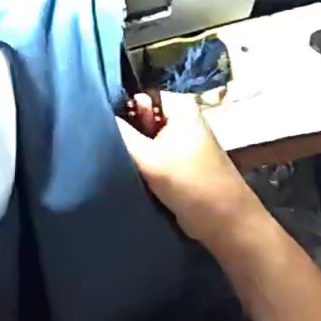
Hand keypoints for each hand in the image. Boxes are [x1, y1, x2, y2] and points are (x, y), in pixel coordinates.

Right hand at [116, 93, 262, 247]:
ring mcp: (178, 139)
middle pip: (139, 116)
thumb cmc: (190, 184)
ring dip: (130, 150)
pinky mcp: (176, 160)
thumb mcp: (149, 158)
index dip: (118, 110)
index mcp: (178, 105)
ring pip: (142, 137)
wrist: (225, 224)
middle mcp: (179, 117)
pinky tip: (126, 171)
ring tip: (116, 161)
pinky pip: (149, 153)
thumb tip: (95, 114)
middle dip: (124, 132)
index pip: (137, 96)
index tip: (103, 130)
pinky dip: (139, 162)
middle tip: (109, 150)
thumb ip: (121, 134)